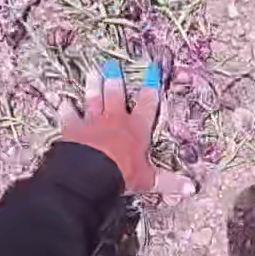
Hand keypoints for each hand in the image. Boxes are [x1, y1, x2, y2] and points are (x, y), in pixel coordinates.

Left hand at [60, 60, 192, 197]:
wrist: (90, 173)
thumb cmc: (122, 173)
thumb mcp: (148, 179)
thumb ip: (169, 181)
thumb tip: (191, 189)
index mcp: (136, 129)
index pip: (147, 105)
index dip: (151, 89)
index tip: (153, 73)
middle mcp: (115, 120)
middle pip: (116, 96)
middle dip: (116, 81)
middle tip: (113, 66)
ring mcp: (93, 122)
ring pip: (93, 100)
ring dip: (93, 87)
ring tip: (93, 73)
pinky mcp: (73, 129)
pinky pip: (69, 117)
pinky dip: (66, 110)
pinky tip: (63, 102)